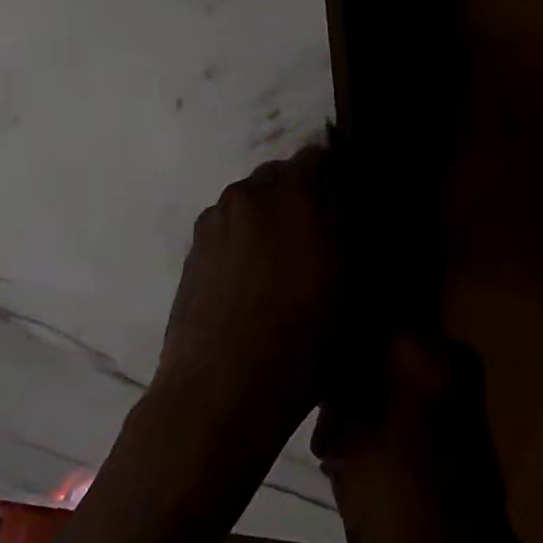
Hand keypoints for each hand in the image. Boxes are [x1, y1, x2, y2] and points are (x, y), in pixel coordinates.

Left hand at [152, 143, 340, 434]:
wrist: (224, 385)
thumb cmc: (303, 335)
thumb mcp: (351, 282)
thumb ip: (351, 227)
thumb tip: (349, 202)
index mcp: (289, 192)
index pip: (319, 157)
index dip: (338, 175)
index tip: (350, 201)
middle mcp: (245, 194)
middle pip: (279, 178)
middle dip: (302, 197)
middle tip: (321, 236)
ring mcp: (211, 223)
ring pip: (250, 205)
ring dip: (270, 219)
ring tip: (284, 265)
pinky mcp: (191, 253)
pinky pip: (227, 231)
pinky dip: (244, 242)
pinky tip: (253, 283)